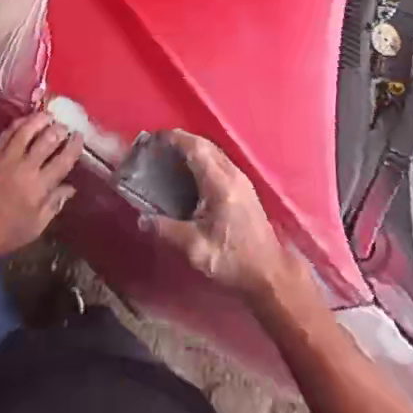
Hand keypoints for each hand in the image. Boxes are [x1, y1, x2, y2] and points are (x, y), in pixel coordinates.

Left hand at [0, 113, 83, 262]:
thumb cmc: (4, 233)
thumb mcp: (35, 227)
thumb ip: (54, 204)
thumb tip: (70, 188)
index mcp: (39, 187)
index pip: (63, 160)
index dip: (74, 146)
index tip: (79, 136)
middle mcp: (25, 167)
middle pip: (46, 140)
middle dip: (59, 129)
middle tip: (65, 125)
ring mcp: (6, 158)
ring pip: (26, 131)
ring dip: (39, 120)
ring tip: (47, 116)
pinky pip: (7, 134)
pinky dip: (18, 125)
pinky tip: (25, 122)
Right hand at [148, 131, 293, 302]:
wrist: (270, 273)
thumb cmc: (233, 260)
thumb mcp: (195, 248)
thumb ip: (167, 230)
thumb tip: (142, 219)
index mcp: (220, 185)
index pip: (196, 148)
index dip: (175, 138)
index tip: (154, 138)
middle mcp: (233, 175)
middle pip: (205, 144)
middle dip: (181, 140)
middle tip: (157, 146)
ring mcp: (242, 180)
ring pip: (214, 152)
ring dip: (192, 148)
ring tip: (170, 156)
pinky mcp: (244, 188)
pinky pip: (220, 161)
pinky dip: (202, 158)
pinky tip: (190, 172)